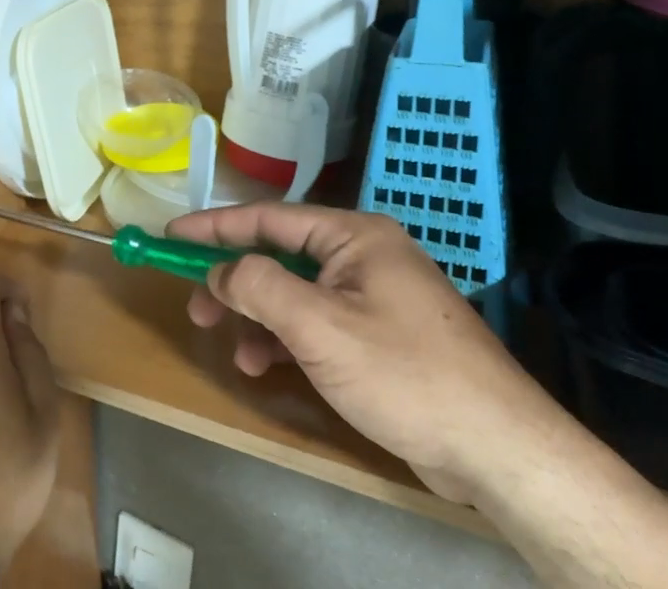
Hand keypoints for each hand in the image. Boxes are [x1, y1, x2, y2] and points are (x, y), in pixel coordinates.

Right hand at [166, 203, 570, 503]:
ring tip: (236, 352)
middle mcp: (364, 257)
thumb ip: (257, 286)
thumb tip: (220, 271)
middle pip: (278, 257)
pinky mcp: (380, 336)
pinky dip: (285, 341)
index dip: (213, 227)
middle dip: (234, 284)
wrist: (497, 449)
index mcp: (355, 238)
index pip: (268, 219)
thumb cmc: (402, 373)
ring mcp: (374, 298)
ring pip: (294, 294)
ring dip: (257, 320)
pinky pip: (316, 323)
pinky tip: (267, 367)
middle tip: (196, 308)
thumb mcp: (317, 326)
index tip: (169, 238)